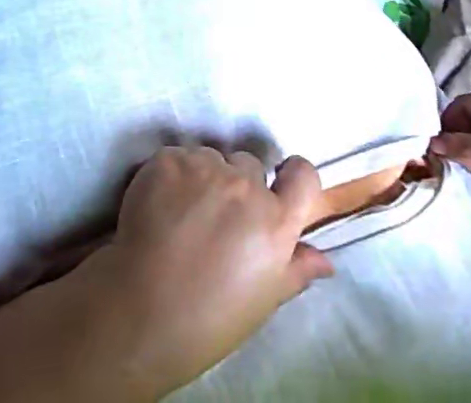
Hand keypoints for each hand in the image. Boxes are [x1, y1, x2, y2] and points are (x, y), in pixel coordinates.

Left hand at [84, 148, 333, 393]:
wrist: (144, 308)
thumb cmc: (211, 315)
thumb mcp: (264, 299)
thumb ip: (296, 269)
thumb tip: (326, 260)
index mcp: (277, 222)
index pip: (303, 176)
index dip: (293, 174)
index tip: (279, 180)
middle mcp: (245, 187)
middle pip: (248, 164)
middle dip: (237, 182)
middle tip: (216, 215)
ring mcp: (205, 168)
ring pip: (210, 157)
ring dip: (202, 175)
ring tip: (183, 212)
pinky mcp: (168, 160)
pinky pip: (177, 156)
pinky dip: (171, 174)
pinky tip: (161, 203)